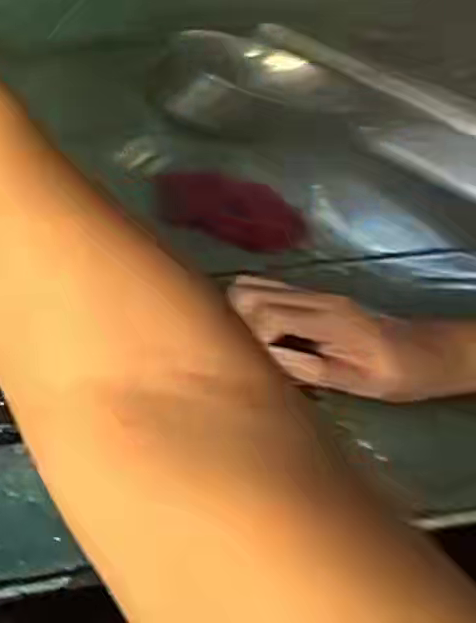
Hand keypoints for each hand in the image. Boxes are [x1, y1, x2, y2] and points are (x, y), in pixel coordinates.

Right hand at [227, 276, 475, 401]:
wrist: (433, 351)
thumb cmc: (402, 373)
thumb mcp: (365, 384)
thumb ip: (313, 371)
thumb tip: (267, 357)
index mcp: (332, 321)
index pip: (265, 315)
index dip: (251, 335)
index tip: (260, 356)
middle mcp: (314, 298)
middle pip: (244, 293)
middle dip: (236, 318)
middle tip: (250, 343)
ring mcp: (308, 291)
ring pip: (244, 284)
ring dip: (236, 307)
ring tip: (251, 332)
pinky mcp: (301, 291)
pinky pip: (256, 284)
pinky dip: (245, 301)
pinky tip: (259, 321)